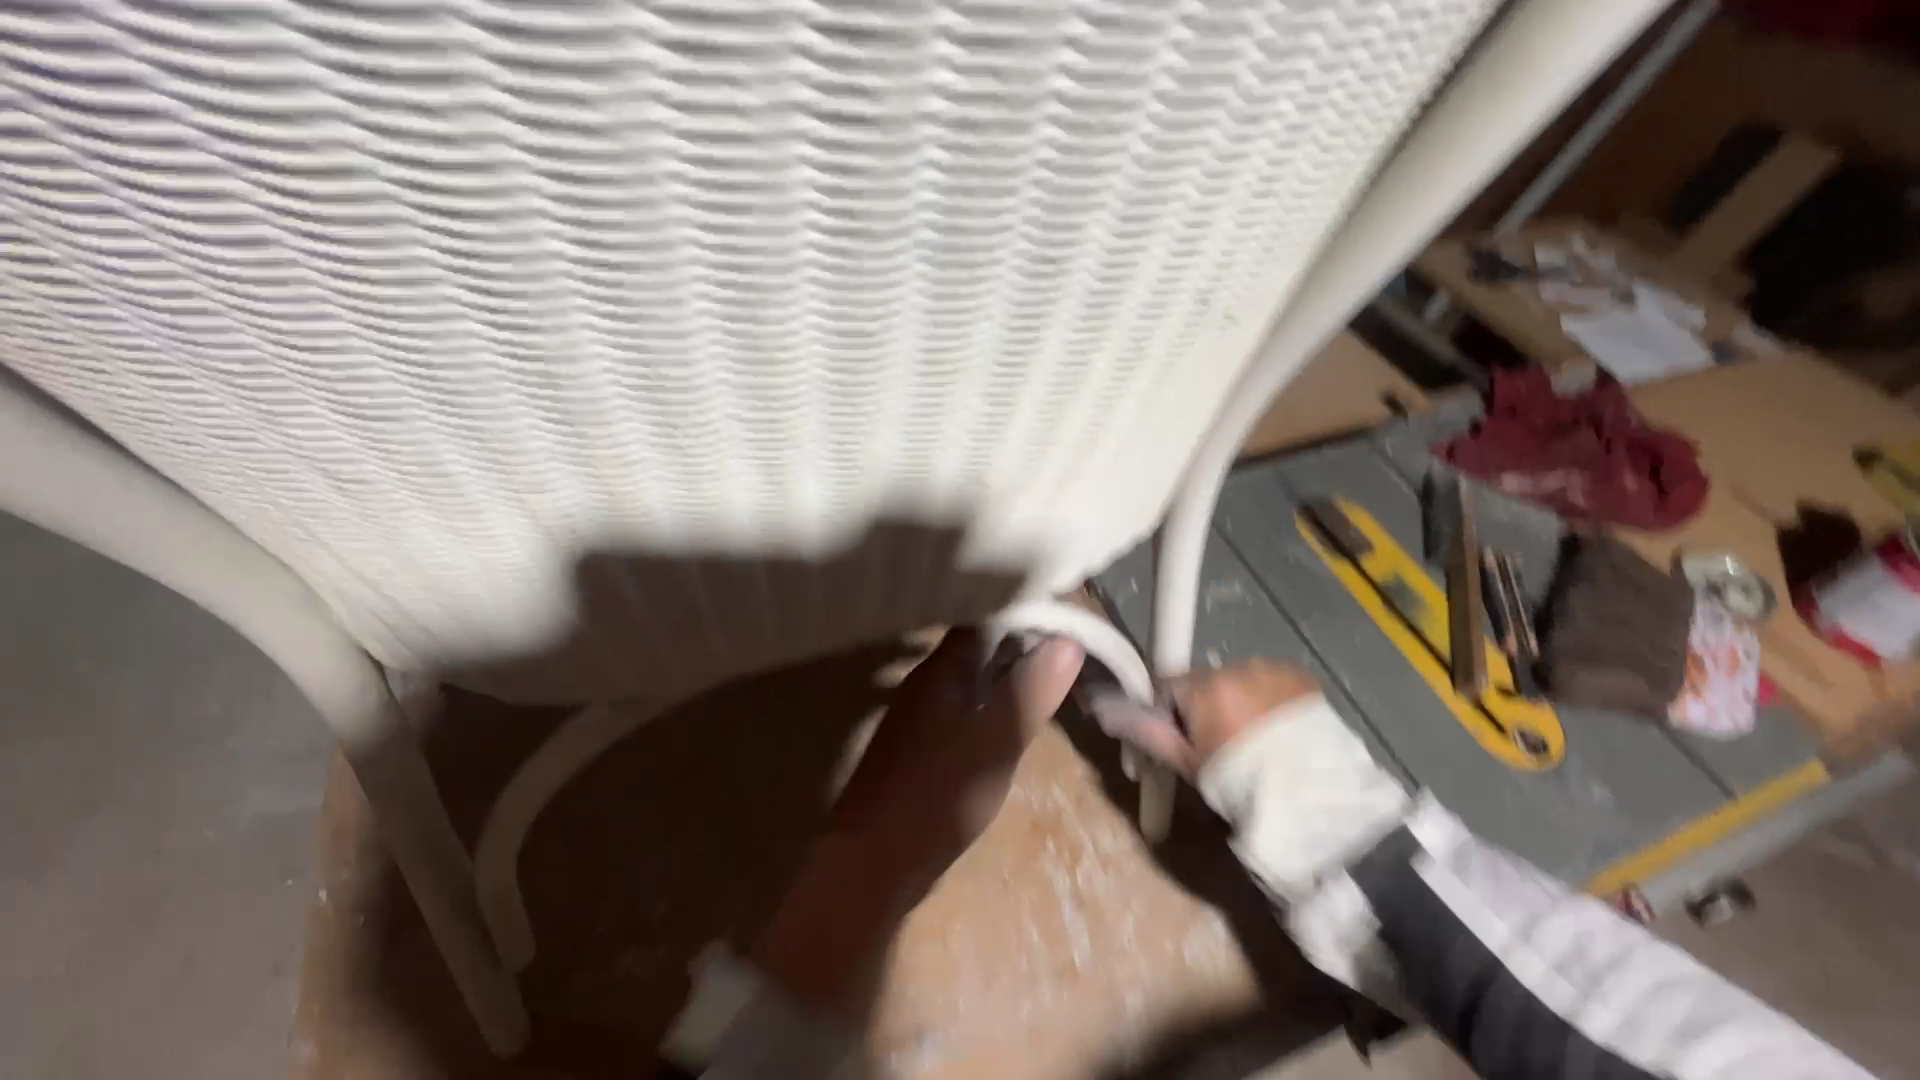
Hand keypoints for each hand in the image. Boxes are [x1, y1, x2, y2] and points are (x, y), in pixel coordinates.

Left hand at [829, 627, 1085, 874]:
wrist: (874, 861)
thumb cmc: (939, 795)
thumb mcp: (996, 741)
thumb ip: (1030, 690)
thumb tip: (1068, 639)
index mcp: (942, 670)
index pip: (987, 617)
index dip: (1028, 611)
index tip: (1071, 616)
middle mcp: (929, 683)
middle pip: (981, 645)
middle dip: (1026, 641)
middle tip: (1076, 646)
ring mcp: (923, 716)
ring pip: (975, 678)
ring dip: (1012, 674)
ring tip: (1059, 676)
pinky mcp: (924, 747)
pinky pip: (967, 708)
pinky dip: (996, 704)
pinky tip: (1019, 719)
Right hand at [1091, 659, 1320, 776]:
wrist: (1317, 801)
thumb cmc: (1241, 786)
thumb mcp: (1188, 764)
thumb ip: (1146, 731)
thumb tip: (1102, 708)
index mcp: (1204, 686)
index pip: (1168, 685)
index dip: (1171, 713)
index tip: (1182, 740)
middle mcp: (1238, 666)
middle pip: (1206, 682)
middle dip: (1207, 707)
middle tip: (1220, 748)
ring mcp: (1274, 669)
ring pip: (1240, 682)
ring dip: (1240, 702)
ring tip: (1256, 743)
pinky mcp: (1303, 676)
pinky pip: (1271, 683)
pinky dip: (1269, 701)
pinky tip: (1279, 733)